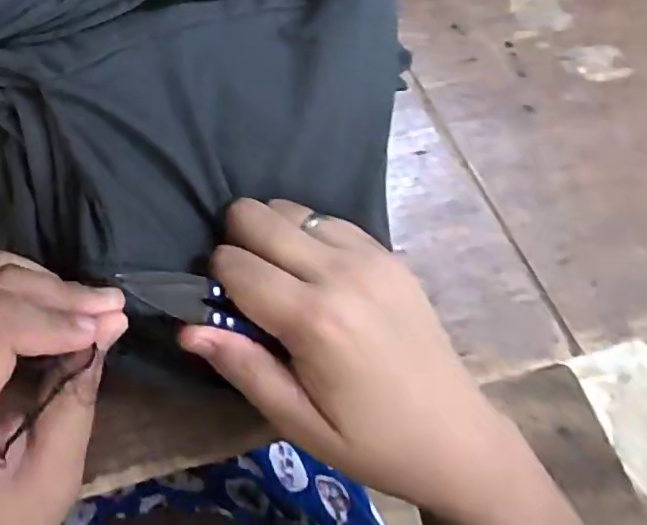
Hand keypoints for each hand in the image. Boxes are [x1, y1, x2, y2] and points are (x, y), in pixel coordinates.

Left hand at [0, 252, 127, 524]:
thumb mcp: (45, 485)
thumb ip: (75, 402)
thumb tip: (110, 325)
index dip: (56, 317)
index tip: (105, 325)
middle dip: (60, 293)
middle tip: (111, 306)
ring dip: (45, 284)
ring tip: (90, 308)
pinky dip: (26, 289)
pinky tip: (57, 311)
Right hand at [180, 199, 578, 524]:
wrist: (460, 438)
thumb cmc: (371, 440)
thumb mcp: (300, 423)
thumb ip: (242, 367)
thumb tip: (186, 327)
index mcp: (315, 320)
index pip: (232, 262)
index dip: (217, 279)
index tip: (230, 306)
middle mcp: (338, 272)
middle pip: (253, 215)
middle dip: (236, 241)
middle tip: (251, 284)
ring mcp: (367, 254)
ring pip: (285, 206)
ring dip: (270, 233)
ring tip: (284, 275)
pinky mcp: (385, 250)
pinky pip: (323, 216)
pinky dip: (305, 233)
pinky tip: (318, 271)